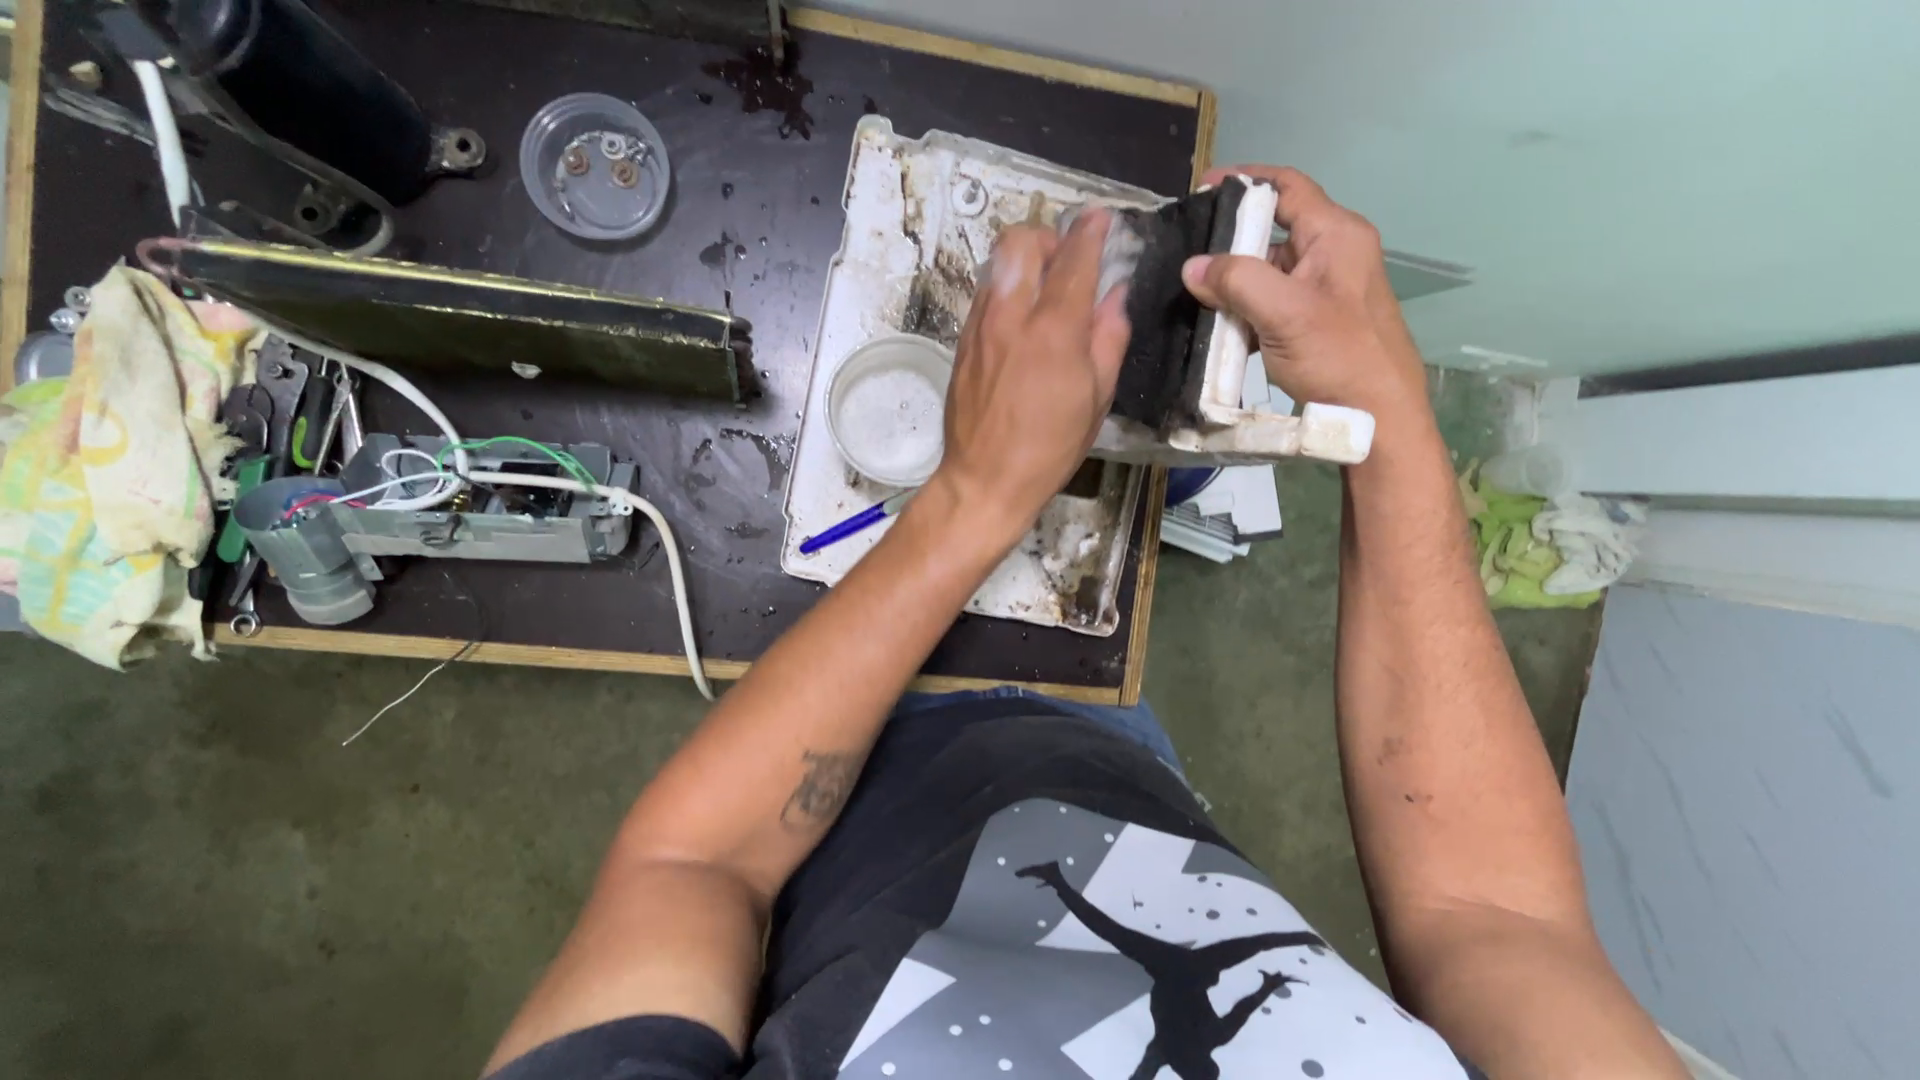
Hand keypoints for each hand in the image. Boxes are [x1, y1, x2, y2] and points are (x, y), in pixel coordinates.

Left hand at [932, 210, 1129, 542]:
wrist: (984, 479)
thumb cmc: (1049, 448)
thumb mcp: (1097, 398)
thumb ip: (1109, 338)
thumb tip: (1115, 296)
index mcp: (1054, 330)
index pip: (1074, 259)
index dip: (1091, 231)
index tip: (1101, 219)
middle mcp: (1011, 316)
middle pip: (1021, 241)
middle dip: (1049, 237)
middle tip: (1067, 260)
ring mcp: (979, 327)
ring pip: (997, 264)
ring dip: (1025, 262)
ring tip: (1044, 289)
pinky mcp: (962, 342)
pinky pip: (985, 295)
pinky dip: (1006, 289)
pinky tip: (1021, 319)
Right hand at [1182, 166, 1428, 421]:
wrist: (1379, 414)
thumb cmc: (1339, 355)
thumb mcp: (1284, 312)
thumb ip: (1236, 281)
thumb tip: (1191, 266)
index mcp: (1336, 235)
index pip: (1287, 187)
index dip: (1245, 181)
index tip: (1202, 190)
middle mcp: (1334, 252)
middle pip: (1273, 232)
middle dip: (1230, 246)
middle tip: (1189, 259)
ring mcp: (1327, 288)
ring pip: (1269, 272)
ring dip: (1235, 286)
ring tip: (1198, 300)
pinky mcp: (1318, 319)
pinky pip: (1274, 302)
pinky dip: (1247, 312)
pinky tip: (1223, 331)